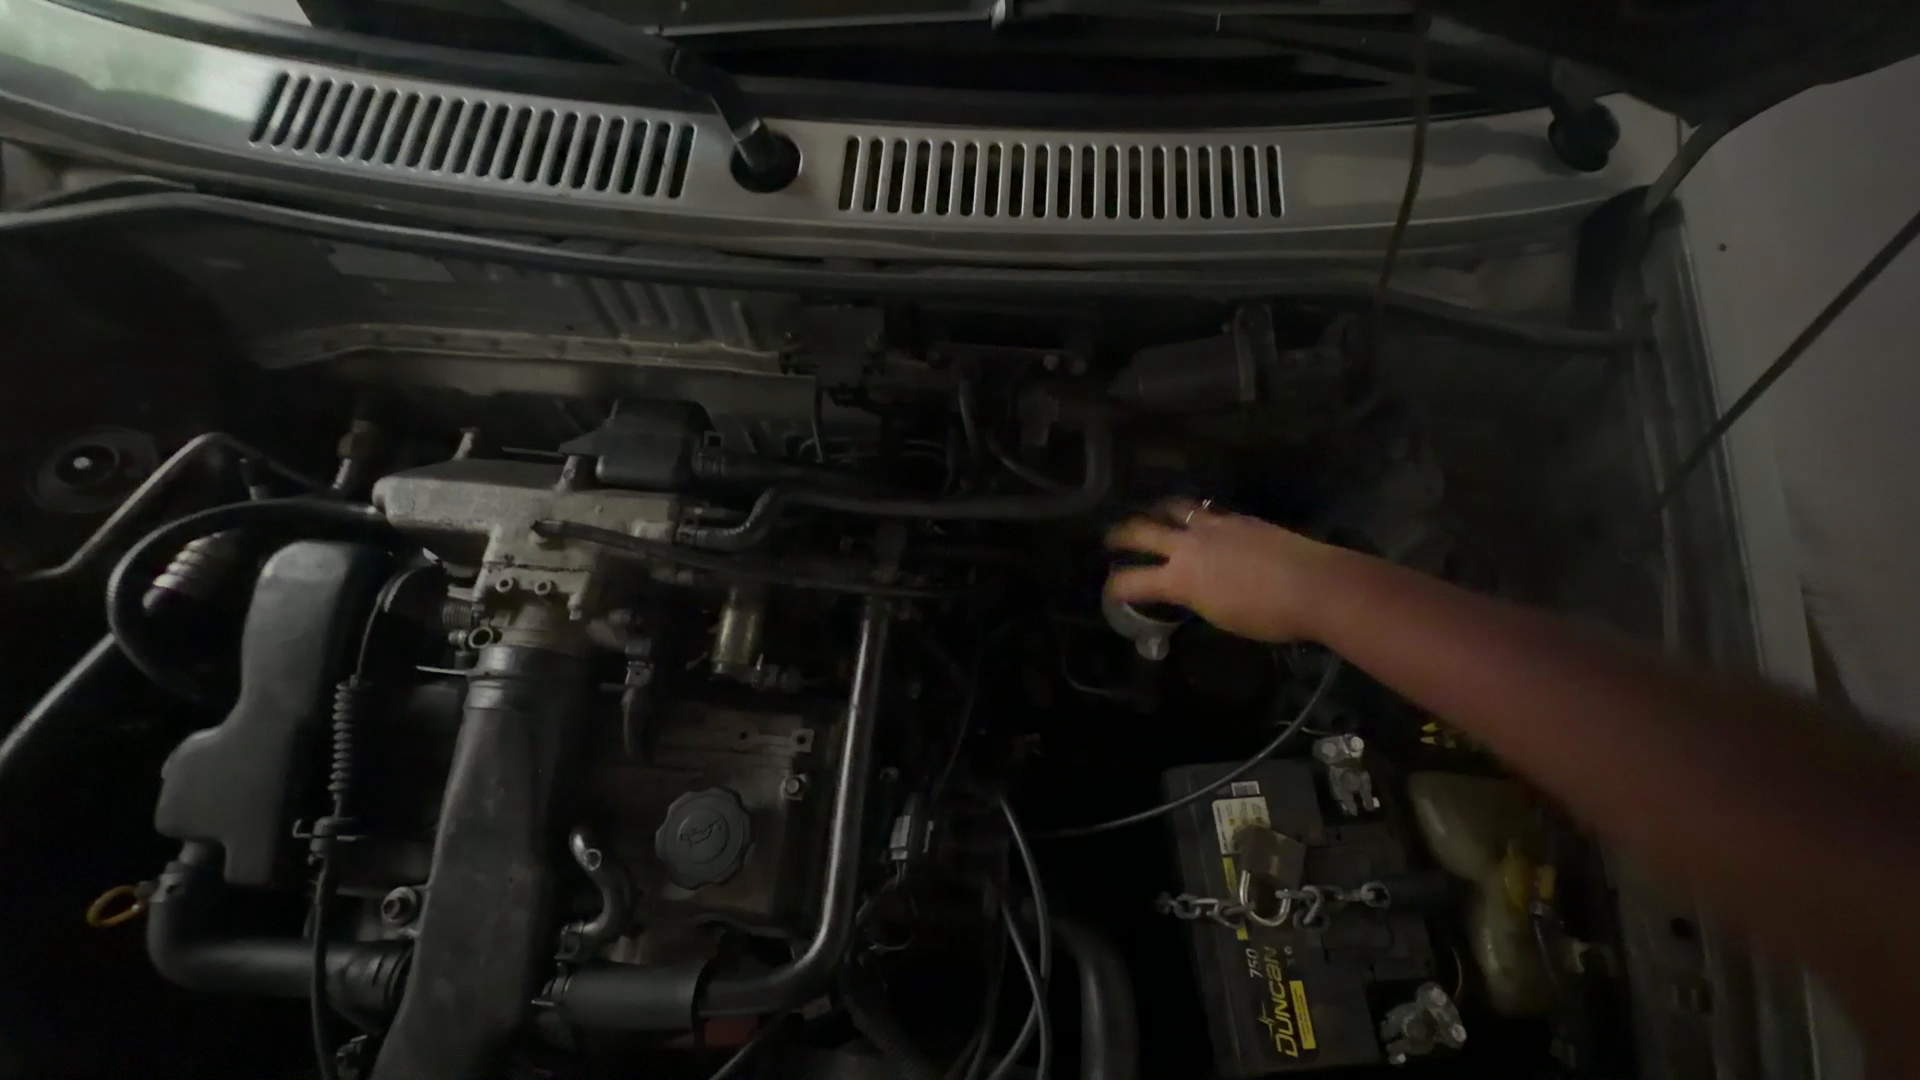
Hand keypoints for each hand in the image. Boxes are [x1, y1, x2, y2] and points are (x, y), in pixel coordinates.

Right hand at [1105, 498, 1337, 643]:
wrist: (1316, 585)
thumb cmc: (1268, 616)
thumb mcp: (1220, 617)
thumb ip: (1195, 599)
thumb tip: (1186, 592)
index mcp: (1180, 578)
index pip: (1132, 581)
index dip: (1115, 587)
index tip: (1110, 591)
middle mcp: (1189, 544)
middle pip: (1141, 531)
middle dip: (1120, 535)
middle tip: (1111, 538)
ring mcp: (1215, 524)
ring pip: (1174, 507)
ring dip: (1158, 511)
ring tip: (1156, 514)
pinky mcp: (1240, 517)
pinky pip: (1207, 510)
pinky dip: (1195, 514)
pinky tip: (1203, 521)